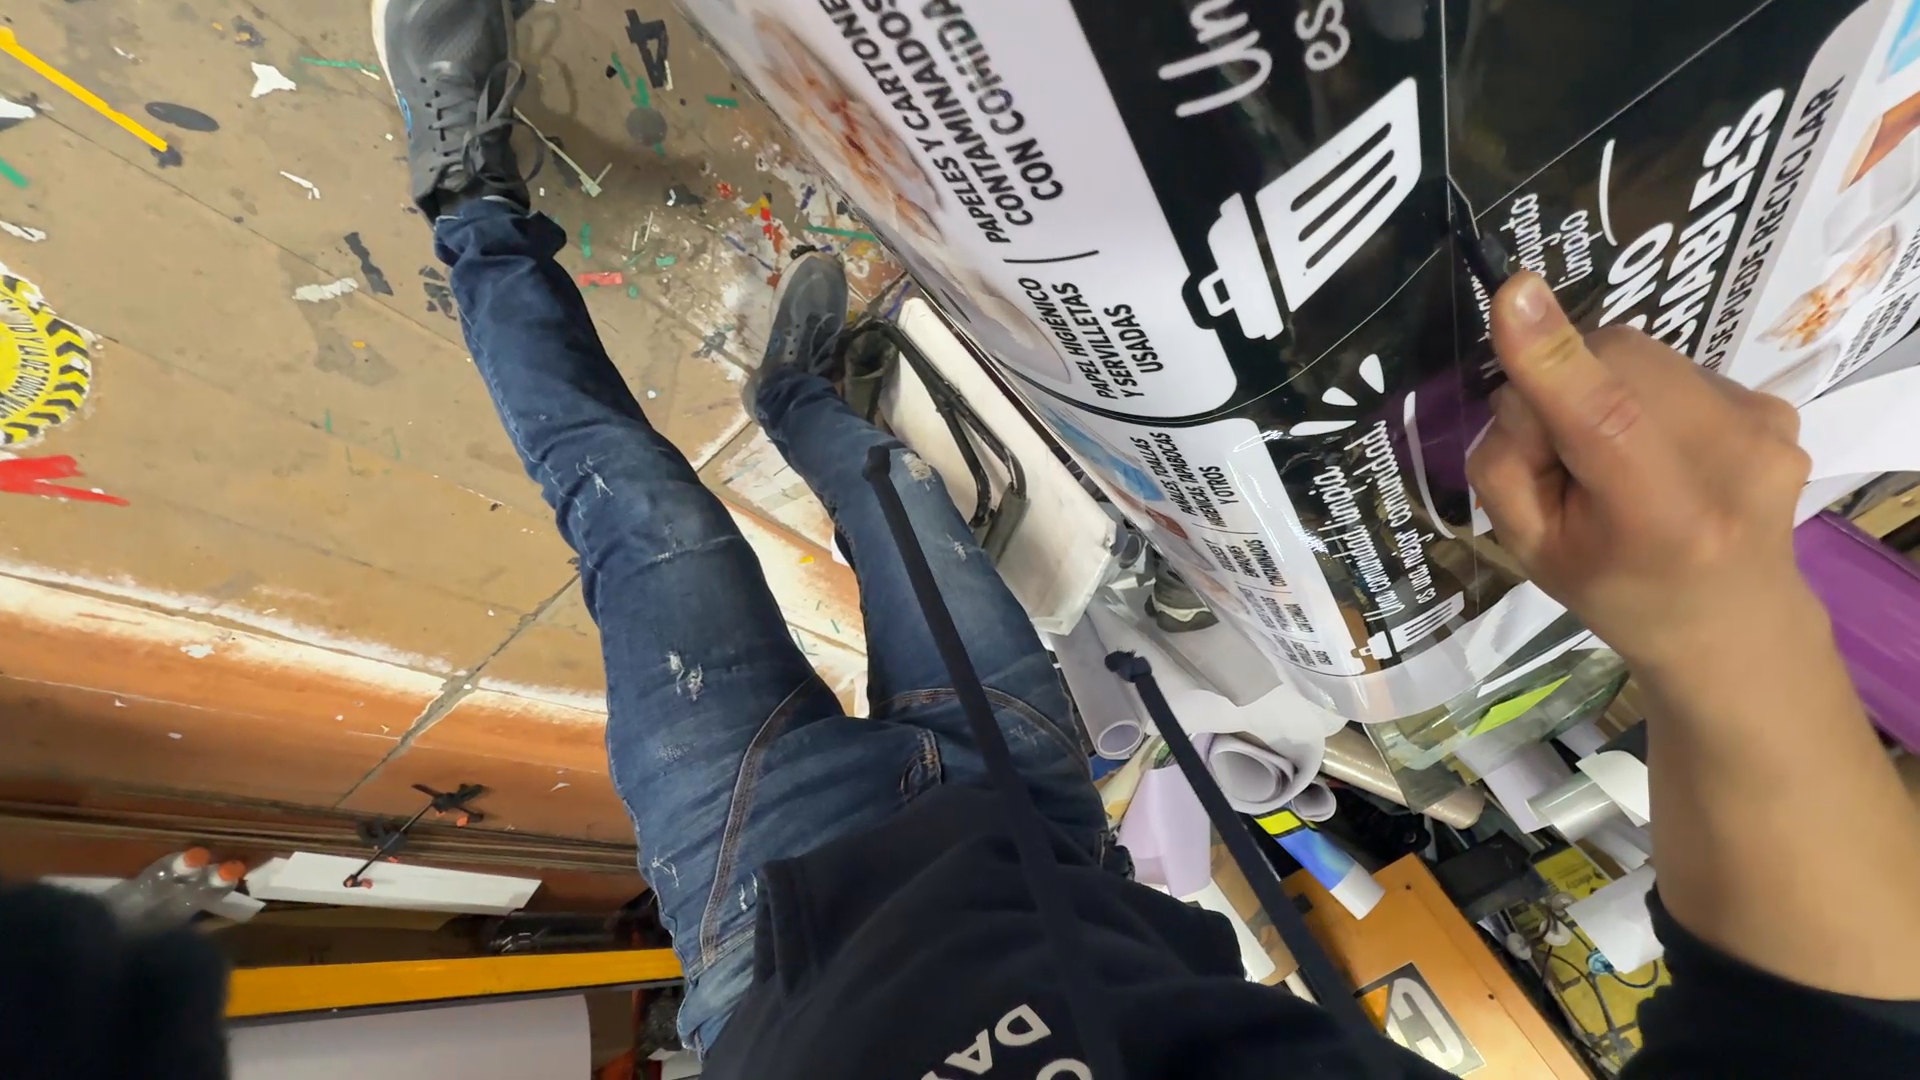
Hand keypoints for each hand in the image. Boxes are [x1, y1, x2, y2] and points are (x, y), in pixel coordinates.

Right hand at [1466, 273, 1815, 668]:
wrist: (1729, 618)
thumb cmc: (1609, 590)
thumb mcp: (1526, 549)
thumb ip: (1504, 467)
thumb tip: (1517, 384)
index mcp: (1661, 518)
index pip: (1603, 419)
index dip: (1554, 357)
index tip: (1513, 292)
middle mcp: (1732, 459)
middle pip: (1615, 362)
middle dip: (1555, 386)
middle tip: (1553, 456)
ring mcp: (1766, 425)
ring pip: (1636, 355)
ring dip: (1593, 389)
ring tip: (1605, 455)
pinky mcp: (1775, 403)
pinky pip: (1666, 368)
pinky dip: (1633, 396)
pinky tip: (1650, 448)